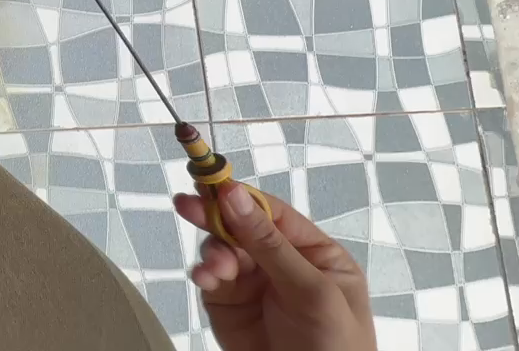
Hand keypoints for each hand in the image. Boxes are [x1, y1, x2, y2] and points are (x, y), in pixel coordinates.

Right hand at [174, 185, 374, 350]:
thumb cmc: (332, 349)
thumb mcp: (311, 294)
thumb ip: (269, 243)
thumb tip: (230, 190)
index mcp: (314, 254)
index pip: (270, 212)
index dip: (239, 196)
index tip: (208, 184)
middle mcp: (280, 260)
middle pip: (237, 222)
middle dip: (212, 215)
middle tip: (186, 206)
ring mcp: (251, 278)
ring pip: (218, 244)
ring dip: (213, 253)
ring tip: (215, 272)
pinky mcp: (226, 296)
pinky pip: (207, 272)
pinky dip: (203, 272)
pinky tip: (206, 280)